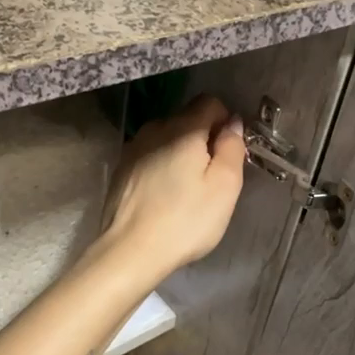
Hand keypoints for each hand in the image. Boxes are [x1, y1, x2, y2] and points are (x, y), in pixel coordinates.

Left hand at [95, 95, 246, 282]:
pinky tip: (165, 196)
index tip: (228, 153)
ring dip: (182, 153)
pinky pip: (151, 155)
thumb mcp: (224, 186)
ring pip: (167, 138)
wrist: (130, 251)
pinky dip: (163, 166)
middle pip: (187, 119)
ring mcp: (133, 148)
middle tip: (211, 178)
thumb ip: (232, 147)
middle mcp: (154, 129)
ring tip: (187, 189)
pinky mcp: (122, 168)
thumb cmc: (185, 221)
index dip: (225, 122)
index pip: (210, 102)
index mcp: (183, 128)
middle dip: (204, 139)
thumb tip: (232, 123)